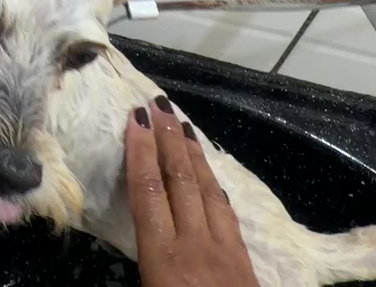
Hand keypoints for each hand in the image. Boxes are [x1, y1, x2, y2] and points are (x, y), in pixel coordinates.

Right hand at [125, 97, 258, 286]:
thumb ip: (142, 271)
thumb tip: (127, 235)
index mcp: (165, 261)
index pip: (149, 192)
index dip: (141, 151)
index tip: (135, 117)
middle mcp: (196, 249)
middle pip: (180, 182)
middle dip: (168, 140)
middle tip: (159, 104)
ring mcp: (227, 256)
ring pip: (207, 193)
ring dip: (193, 156)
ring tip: (182, 125)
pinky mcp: (248, 269)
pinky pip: (227, 216)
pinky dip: (214, 188)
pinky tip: (210, 177)